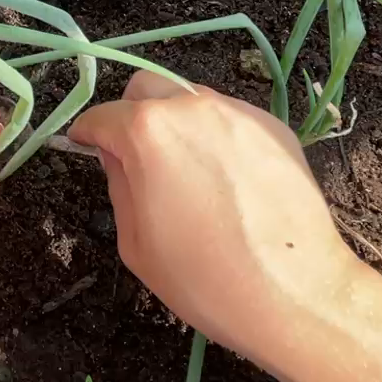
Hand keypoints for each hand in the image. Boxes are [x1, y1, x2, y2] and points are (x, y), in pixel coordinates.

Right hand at [67, 71, 368, 372]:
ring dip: (175, 122)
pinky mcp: (272, 125)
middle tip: (135, 155)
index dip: (87, 133)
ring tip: (188, 171)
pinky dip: (214, 135)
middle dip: (130, 114)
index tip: (84, 145)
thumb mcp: (135, 241)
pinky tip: (228, 180)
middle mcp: (190, 107)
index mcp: (147, 131)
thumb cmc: (204, 278)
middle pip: (145, 87)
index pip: (102, 116)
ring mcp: (236, 112)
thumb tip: (116, 156)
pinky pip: (228, 117)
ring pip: (188, 99)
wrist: (296, 293)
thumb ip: (118, 183)